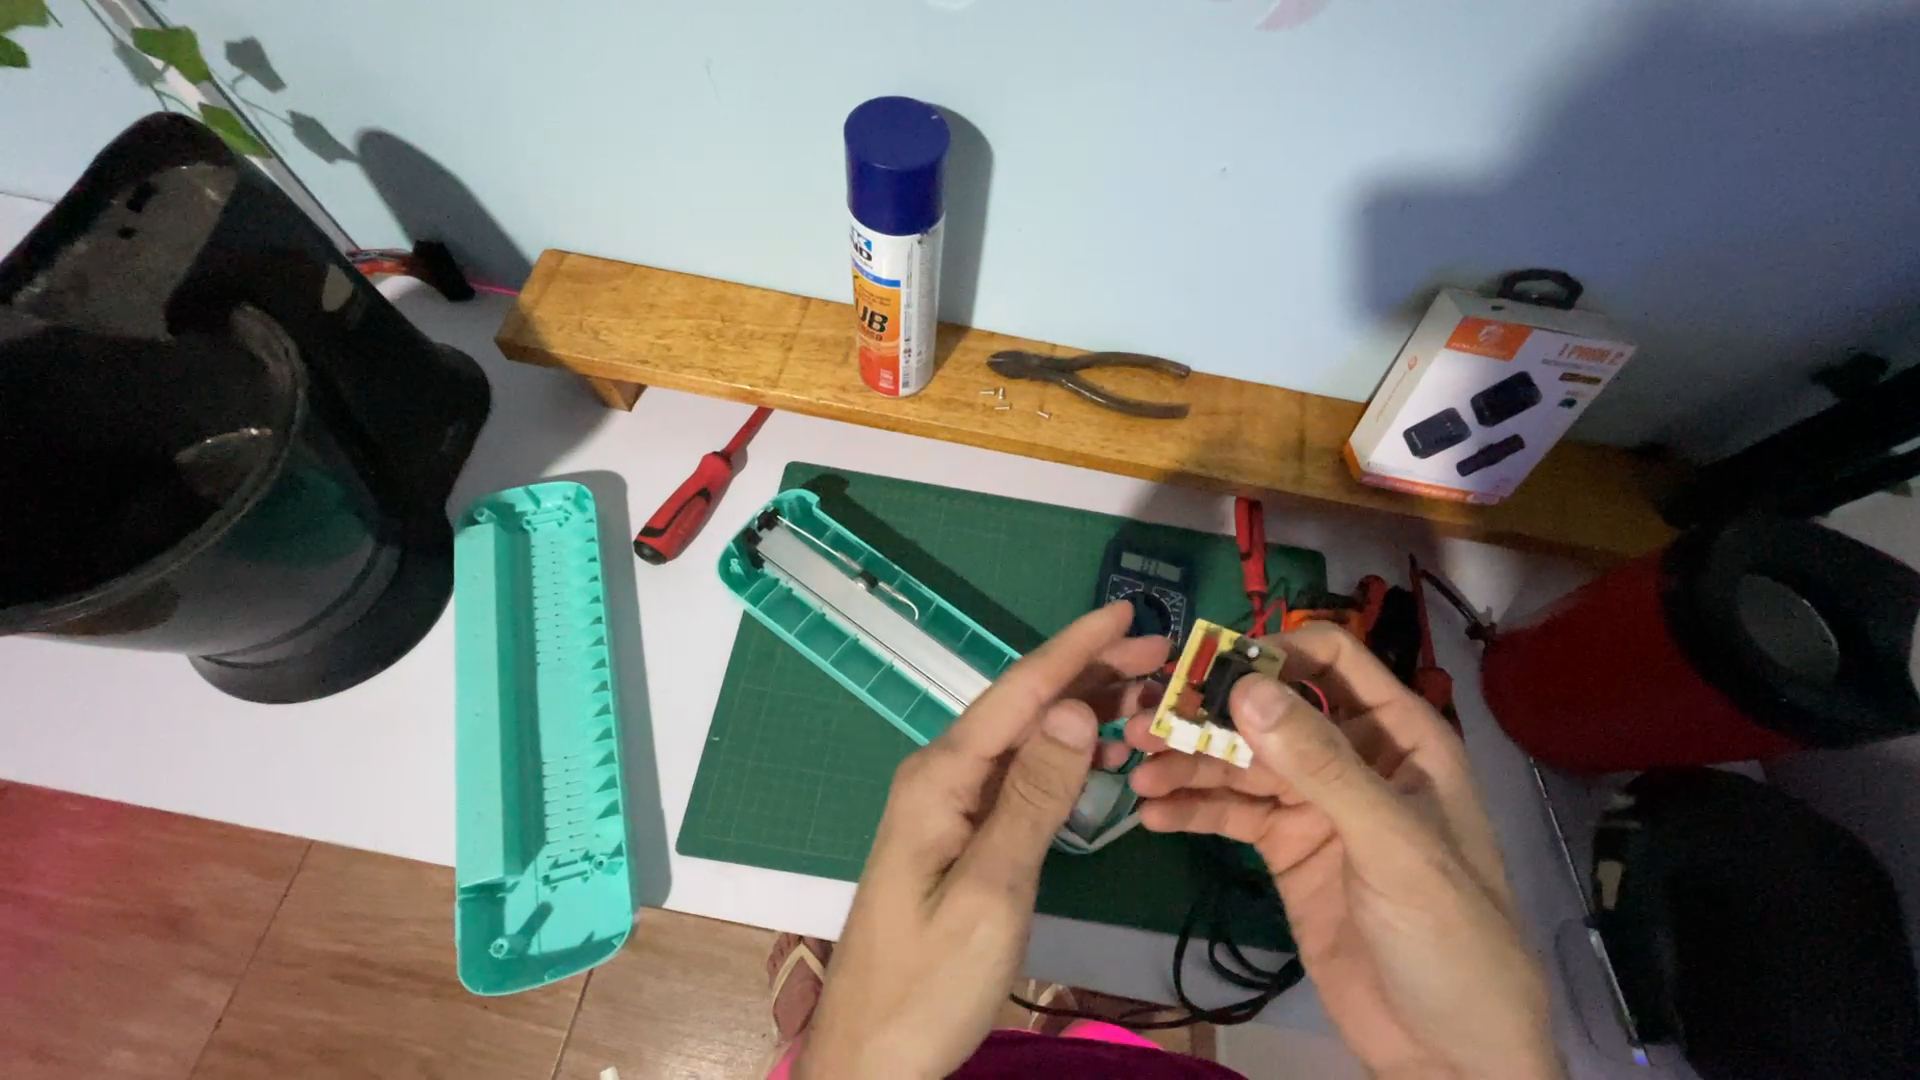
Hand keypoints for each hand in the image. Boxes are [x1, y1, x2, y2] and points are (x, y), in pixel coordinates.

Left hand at [797, 601, 1167, 1079]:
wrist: (875, 1055)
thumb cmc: (930, 981)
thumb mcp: (991, 891)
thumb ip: (1032, 797)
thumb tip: (1074, 709)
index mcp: (942, 775)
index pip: (1018, 693)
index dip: (1073, 647)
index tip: (1124, 612)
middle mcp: (944, 772)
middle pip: (1024, 706)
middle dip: (1090, 672)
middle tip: (1159, 655)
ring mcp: (952, 801)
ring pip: (1026, 737)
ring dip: (1083, 712)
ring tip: (1147, 697)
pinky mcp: (964, 829)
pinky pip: (1021, 775)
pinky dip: (1067, 759)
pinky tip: (1105, 756)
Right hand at [1125, 623, 1560, 1079]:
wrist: (1452, 1059)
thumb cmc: (1450, 939)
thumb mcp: (1391, 845)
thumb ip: (1320, 764)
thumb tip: (1245, 687)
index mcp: (1396, 738)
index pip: (1330, 661)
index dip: (1271, 654)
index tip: (1208, 671)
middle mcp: (1349, 759)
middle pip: (1266, 713)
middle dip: (1206, 717)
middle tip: (1143, 726)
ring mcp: (1313, 804)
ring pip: (1239, 762)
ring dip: (1187, 764)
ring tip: (1138, 775)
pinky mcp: (1284, 847)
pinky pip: (1230, 814)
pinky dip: (1192, 811)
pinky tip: (1154, 817)